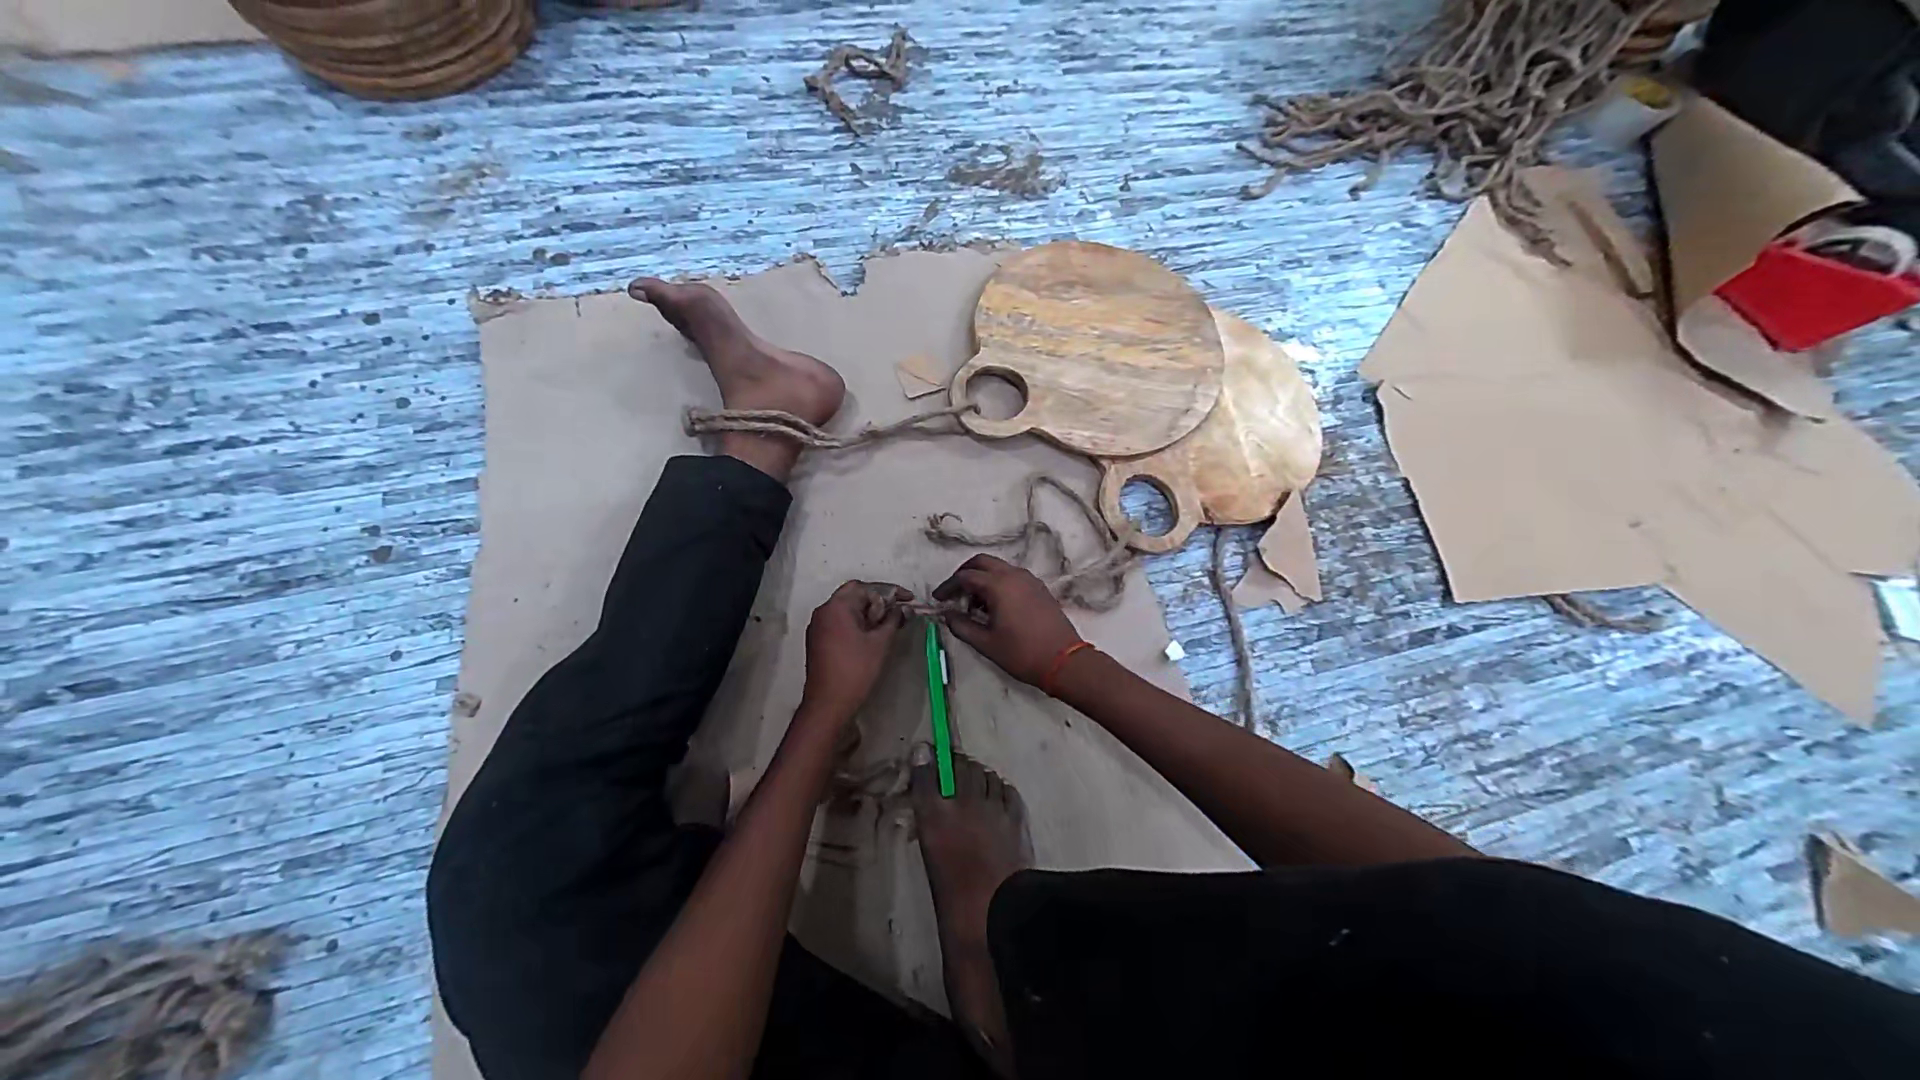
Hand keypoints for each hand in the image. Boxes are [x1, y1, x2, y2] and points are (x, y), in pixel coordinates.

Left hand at [800, 581, 910, 720]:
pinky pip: (839, 622)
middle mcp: (824, 611)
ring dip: (867, 612)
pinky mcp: (818, 639)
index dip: (890, 592)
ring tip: (886, 627)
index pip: (866, 588)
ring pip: (846, 608)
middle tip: (896, 614)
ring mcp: (818, 626)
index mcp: (837, 606)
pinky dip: (856, 623)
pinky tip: (870, 637)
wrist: (828, 703)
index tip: (908, 600)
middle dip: (878, 601)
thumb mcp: (881, 642)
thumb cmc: (856, 670)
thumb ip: (893, 620)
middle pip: (854, 595)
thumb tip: (903, 609)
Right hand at [932, 554, 1082, 687]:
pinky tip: (995, 607)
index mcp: (999, 585)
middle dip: (964, 574)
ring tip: (973, 605)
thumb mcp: (986, 643)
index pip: (965, 577)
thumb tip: (947, 615)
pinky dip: (998, 583)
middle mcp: (1014, 575)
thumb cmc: (1022, 653)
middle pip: (982, 562)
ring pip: (999, 568)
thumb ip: (961, 625)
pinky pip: (1013, 577)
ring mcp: (1030, 580)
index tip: (938, 600)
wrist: (1064, 661)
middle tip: (954, 593)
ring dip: (982, 579)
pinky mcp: (1040, 589)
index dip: (948, 586)